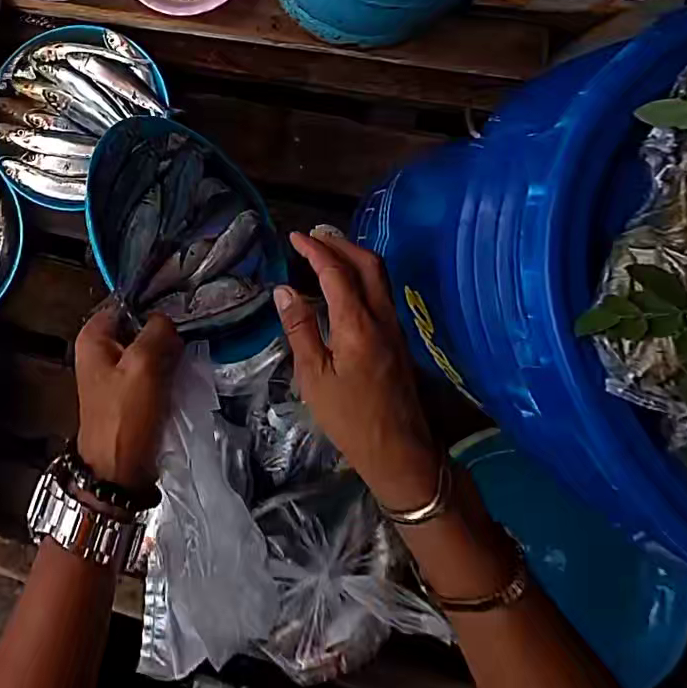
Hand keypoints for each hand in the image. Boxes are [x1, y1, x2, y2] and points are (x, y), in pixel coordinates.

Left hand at [74, 309, 181, 489]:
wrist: (118, 471)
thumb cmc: (125, 416)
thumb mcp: (143, 366)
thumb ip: (157, 333)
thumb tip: (166, 320)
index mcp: (92, 336)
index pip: (126, 306)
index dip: (152, 309)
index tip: (179, 318)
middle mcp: (98, 350)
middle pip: (138, 328)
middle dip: (163, 335)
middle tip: (185, 345)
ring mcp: (113, 372)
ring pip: (148, 351)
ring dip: (168, 357)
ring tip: (186, 363)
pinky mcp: (128, 393)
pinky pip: (151, 373)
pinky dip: (166, 375)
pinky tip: (182, 380)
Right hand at [276, 228, 441, 510]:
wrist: (401, 453)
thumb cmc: (349, 416)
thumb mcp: (313, 374)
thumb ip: (300, 328)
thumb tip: (285, 290)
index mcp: (357, 326)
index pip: (336, 273)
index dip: (315, 250)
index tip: (293, 237)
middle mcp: (381, 320)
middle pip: (369, 265)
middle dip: (340, 243)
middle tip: (313, 234)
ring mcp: (394, 329)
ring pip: (379, 277)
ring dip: (352, 256)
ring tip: (325, 248)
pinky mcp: (396, 340)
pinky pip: (379, 292)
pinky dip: (359, 274)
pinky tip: (341, 282)